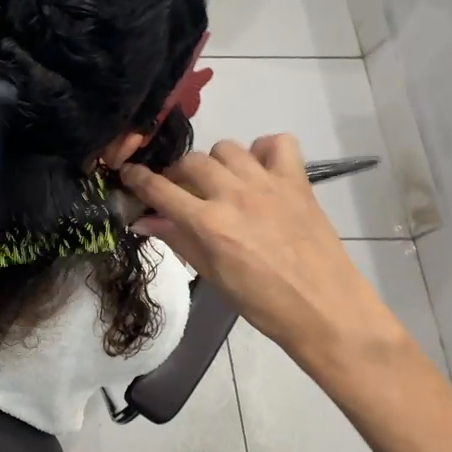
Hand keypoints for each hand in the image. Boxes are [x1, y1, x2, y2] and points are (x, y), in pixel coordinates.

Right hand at [120, 136, 407, 368]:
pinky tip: (259, 171)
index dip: (137, 179)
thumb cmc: (261, 302)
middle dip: (178, 174)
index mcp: (209, 223)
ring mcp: (269, 184)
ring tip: (220, 181)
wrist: (324, 308)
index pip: (160, 189)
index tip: (127, 175)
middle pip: (191, 162)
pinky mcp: (298, 181)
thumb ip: (178, 239)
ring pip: (228, 148)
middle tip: (180, 191)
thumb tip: (143, 220)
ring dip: (216, 162)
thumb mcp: (211, 274)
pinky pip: (277, 143)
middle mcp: (235, 195)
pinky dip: (263, 150)